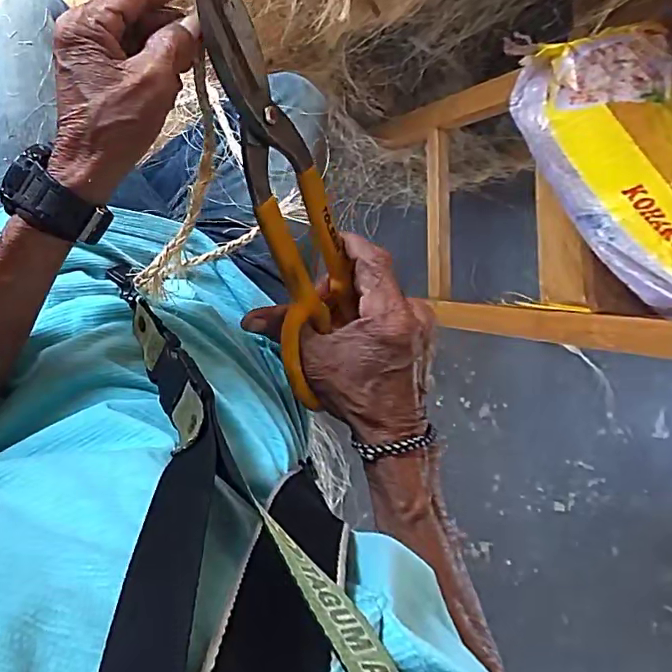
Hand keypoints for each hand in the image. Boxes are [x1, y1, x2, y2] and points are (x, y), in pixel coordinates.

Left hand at [47, 0, 200, 202]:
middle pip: (137, 11)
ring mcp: (85, 52)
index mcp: (85, 26)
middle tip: (206, 31)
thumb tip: (198, 20)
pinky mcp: (94, 71)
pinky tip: (169, 77)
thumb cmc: (114, 126)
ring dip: (165, 45)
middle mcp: (80, 32)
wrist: (87, 169)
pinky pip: (130, 52)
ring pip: (137, 32)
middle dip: (172, 22)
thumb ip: (178, 40)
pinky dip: (153, 60)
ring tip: (188, 63)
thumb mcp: (154, 78)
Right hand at [241, 233, 433, 445]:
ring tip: (329, 323)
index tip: (327, 238)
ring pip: (378, 294)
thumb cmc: (355, 394)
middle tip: (315, 303)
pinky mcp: (420, 335)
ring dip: (349, 301)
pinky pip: (388, 309)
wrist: (392, 433)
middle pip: (371, 277)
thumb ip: (284, 327)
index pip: (373, 260)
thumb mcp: (313, 358)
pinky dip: (363, 313)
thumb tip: (250, 319)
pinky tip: (347, 333)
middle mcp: (412, 312)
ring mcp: (420, 324)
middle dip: (338, 284)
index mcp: (389, 314)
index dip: (348, 244)